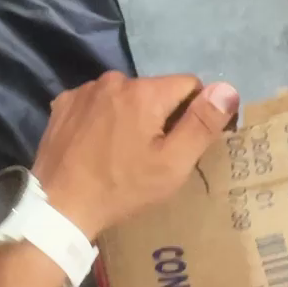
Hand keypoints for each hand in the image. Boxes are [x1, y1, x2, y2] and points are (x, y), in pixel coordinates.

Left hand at [33, 72, 239, 238]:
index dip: (193, 112)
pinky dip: (101, 117)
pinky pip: (95, 102)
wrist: (60, 206)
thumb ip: (201, 124)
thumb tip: (227, 88)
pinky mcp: (64, 102)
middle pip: (154, 90)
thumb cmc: (122, 188)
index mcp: (145, 92)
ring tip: (120, 151)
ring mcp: (85, 90)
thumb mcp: (172, 164)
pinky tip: (95, 145)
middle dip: (159, 114)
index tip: (183, 141)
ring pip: (124, 95)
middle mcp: (115, 79)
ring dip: (129, 114)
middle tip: (150, 153)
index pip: (188, 85)